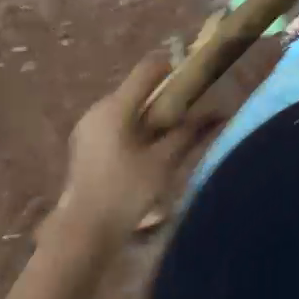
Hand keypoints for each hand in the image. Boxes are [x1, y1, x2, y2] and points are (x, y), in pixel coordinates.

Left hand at [47, 56, 217, 242]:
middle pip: (135, 89)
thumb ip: (188, 133)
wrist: (83, 232)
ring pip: (124, 108)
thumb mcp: (163, 163)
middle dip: (161, 97)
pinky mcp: (82, 144)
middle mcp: (98, 108)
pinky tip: (142, 155)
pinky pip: (112, 124)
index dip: (171, 67)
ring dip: (146, 115)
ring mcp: (86, 126)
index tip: (191, 80)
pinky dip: (130, 129)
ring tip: (166, 139)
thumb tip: (216, 113)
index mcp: (115, 106)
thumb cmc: (125, 193)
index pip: (147, 69)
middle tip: (185, 116)